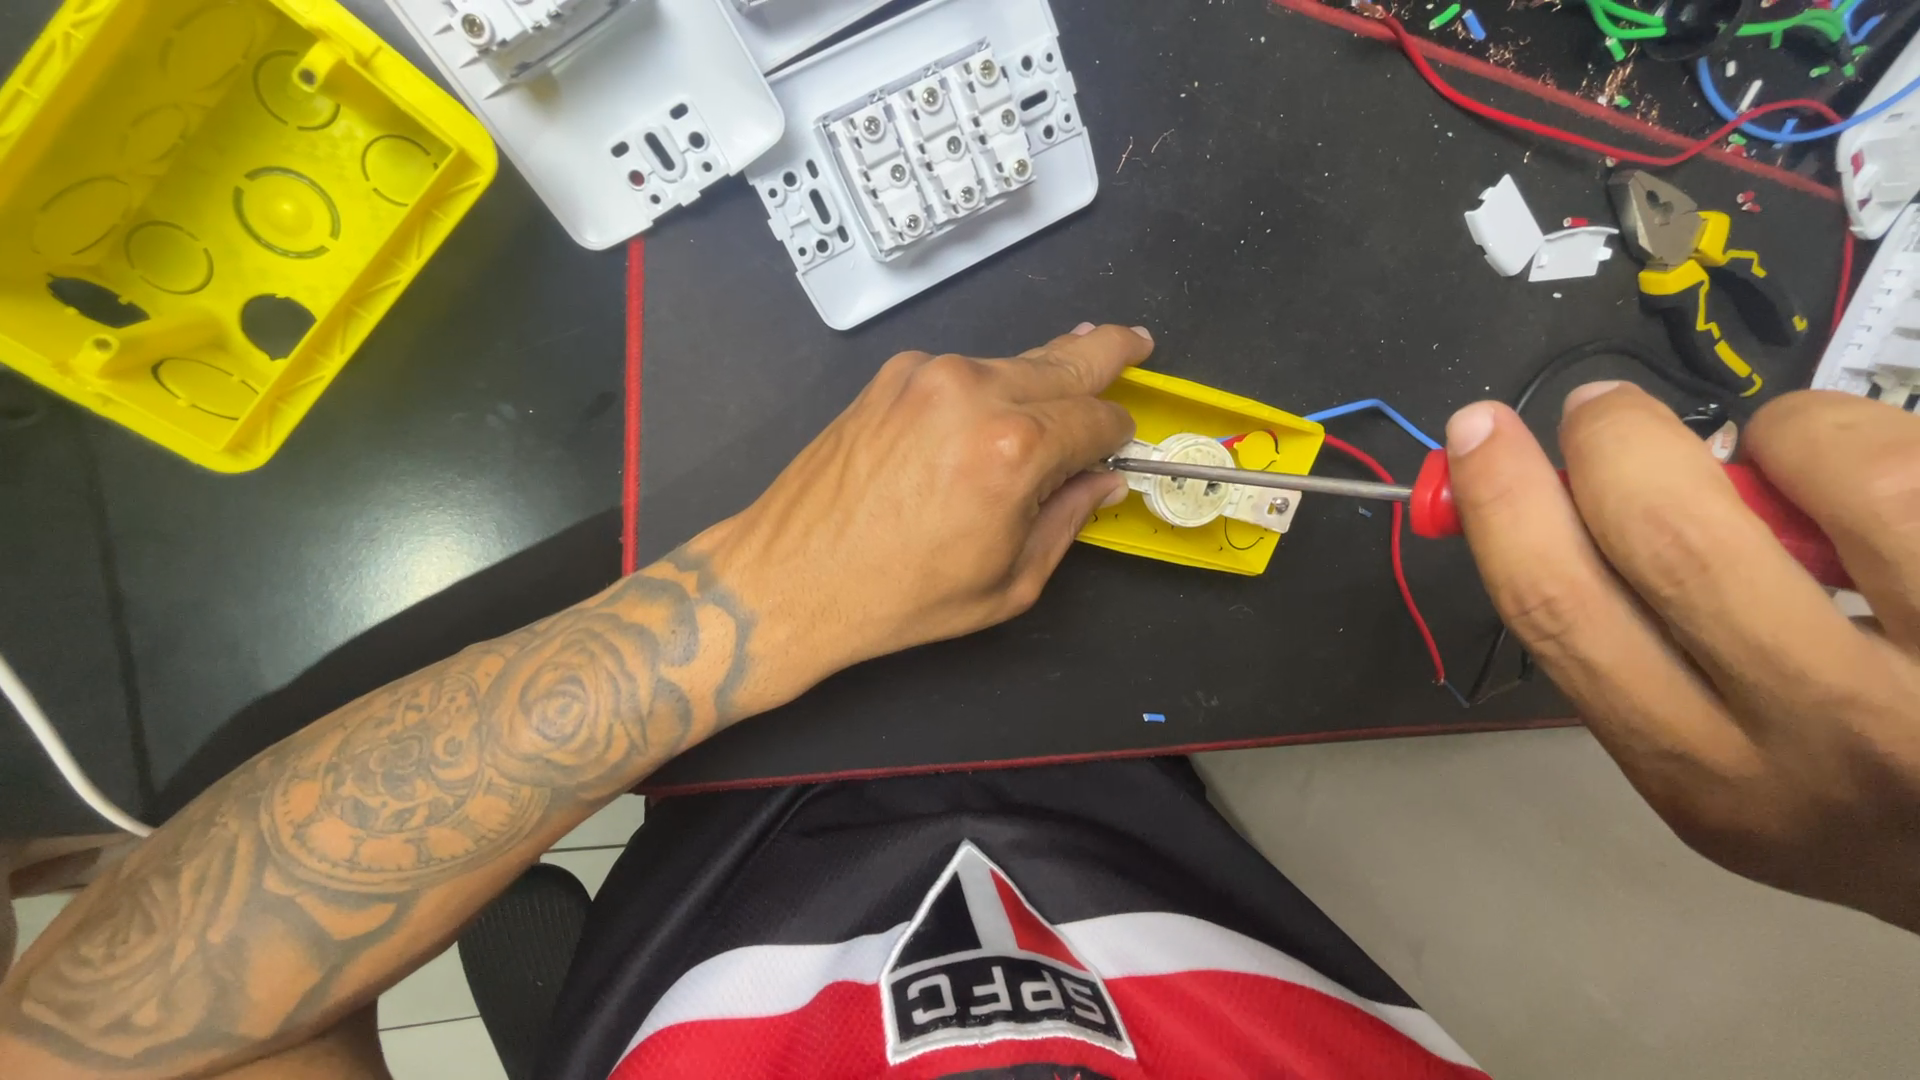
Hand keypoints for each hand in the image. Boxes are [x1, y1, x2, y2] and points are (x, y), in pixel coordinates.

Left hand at [697, 323, 1150, 708]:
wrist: (792, 576)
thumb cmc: (902, 597)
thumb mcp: (1008, 581)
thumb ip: (1067, 520)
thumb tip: (1102, 480)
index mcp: (1014, 449)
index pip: (1098, 419)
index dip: (1117, 435)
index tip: (1117, 446)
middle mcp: (974, 391)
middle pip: (1066, 359)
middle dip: (1107, 353)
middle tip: (1134, 342)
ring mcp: (927, 373)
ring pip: (1012, 361)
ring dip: (1040, 379)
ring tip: (1054, 396)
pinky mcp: (892, 373)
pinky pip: (963, 372)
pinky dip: (985, 389)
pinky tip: (981, 420)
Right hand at [1445, 383, 1919, 931]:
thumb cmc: (1862, 796)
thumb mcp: (1717, 761)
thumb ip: (1634, 654)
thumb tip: (1553, 498)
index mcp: (1707, 779)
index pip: (1562, 614)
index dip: (1502, 502)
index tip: (1477, 432)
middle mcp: (1837, 747)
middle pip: (1671, 539)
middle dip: (1615, 442)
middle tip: (1600, 410)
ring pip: (1851, 476)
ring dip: (1790, 431)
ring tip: (1800, 455)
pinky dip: (1885, 446)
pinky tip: (1893, 488)